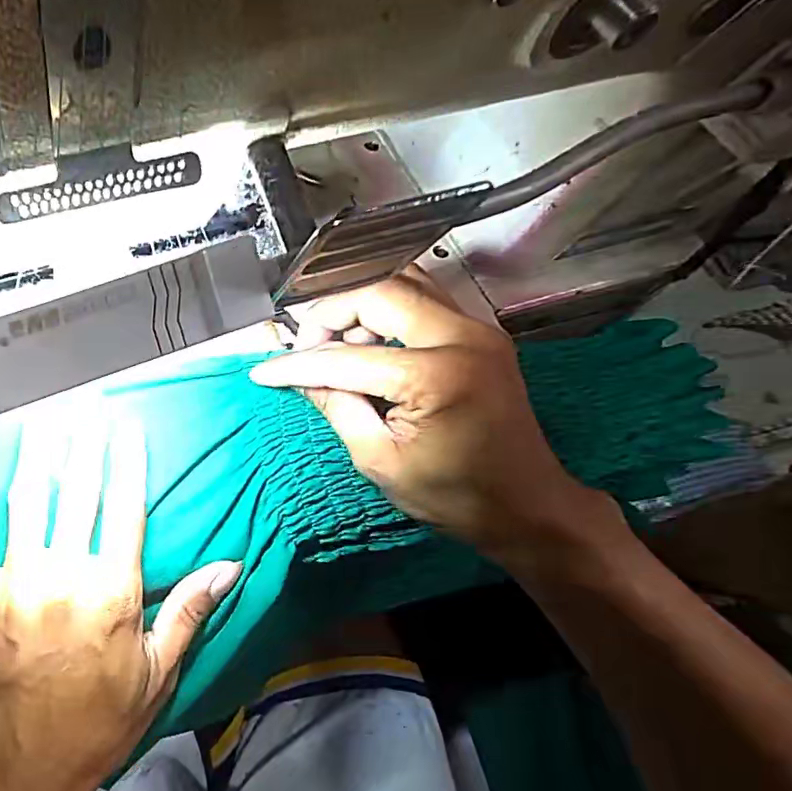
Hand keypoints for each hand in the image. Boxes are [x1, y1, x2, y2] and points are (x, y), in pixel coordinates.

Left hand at [0, 420, 241, 790]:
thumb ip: (188, 612)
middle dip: (82, 445)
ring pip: (25, 503)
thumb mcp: (158, 672)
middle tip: (83, 411)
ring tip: (41, 423)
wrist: (30, 759)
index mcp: (114, 591)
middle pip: (76, 492)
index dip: (125, 460)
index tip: (125, 427)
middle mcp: (64, 577)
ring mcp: (14, 585)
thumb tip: (229, 566)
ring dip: (35, 457)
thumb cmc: (102, 719)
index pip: (124, 506)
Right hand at [250, 268, 607, 554]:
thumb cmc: (452, 495)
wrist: (528, 506)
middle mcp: (462, 338)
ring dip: (358, 307)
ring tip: (333, 345)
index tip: (263, 372)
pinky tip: (366, 344)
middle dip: (329, 316)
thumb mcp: (378, 459)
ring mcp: (476, 331)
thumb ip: (337, 407)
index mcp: (436, 376)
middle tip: (304, 350)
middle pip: (379, 292)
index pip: (345, 357)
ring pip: (404, 284)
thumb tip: (300, 376)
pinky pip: (422, 300)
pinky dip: (384, 312)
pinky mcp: (479, 335)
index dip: (296, 365)